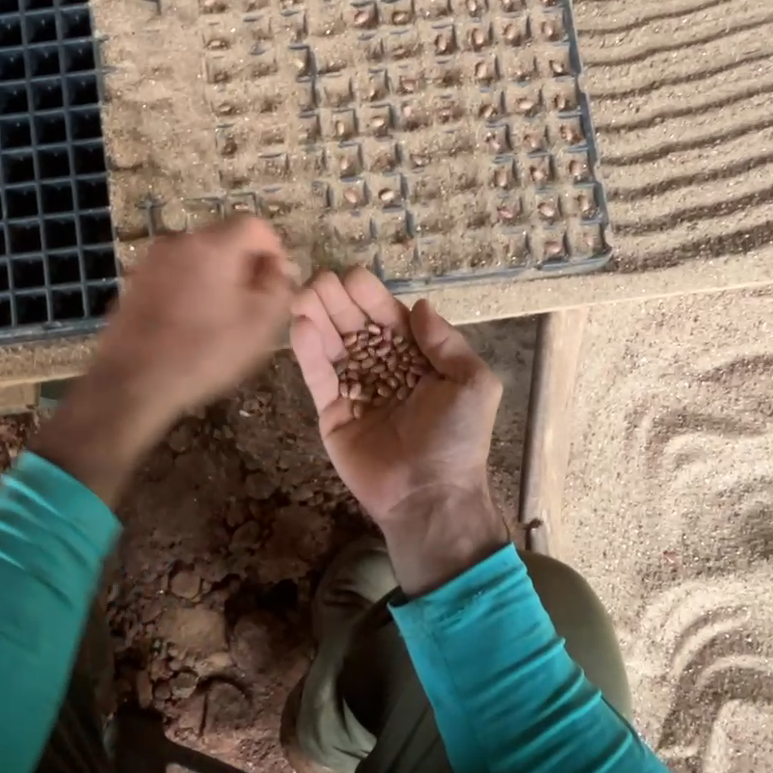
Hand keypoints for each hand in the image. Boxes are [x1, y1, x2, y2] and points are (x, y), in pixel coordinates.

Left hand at [33, 217, 292, 502]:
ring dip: (215, 281)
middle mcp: (179, 241)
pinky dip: (188, 291)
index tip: (275, 285)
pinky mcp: (133, 282)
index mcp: (214, 244)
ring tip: (219, 321)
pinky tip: (188, 327)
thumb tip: (278, 268)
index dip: (273, 252)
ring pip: (197, 260)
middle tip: (251, 306)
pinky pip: (173, 277)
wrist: (132, 381)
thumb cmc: (204, 353)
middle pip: (224, 240)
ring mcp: (151, 261)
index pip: (256, 226)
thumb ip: (279, 287)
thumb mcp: (260, 325)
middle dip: (243, 267)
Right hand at [290, 268, 508, 594]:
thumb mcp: (472, 384)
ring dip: (318, 319)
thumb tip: (420, 307)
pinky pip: (319, 378)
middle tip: (319, 279)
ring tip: (303, 294)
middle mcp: (384, 372)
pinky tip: (300, 326)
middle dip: (339, 303)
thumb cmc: (457, 438)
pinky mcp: (331, 414)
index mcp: (418, 363)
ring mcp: (355, 392)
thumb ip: (447, 343)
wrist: (430, 495)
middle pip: (356, 329)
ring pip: (333, 348)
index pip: (390, 321)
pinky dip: (308, 353)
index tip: (353, 276)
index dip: (372, 298)